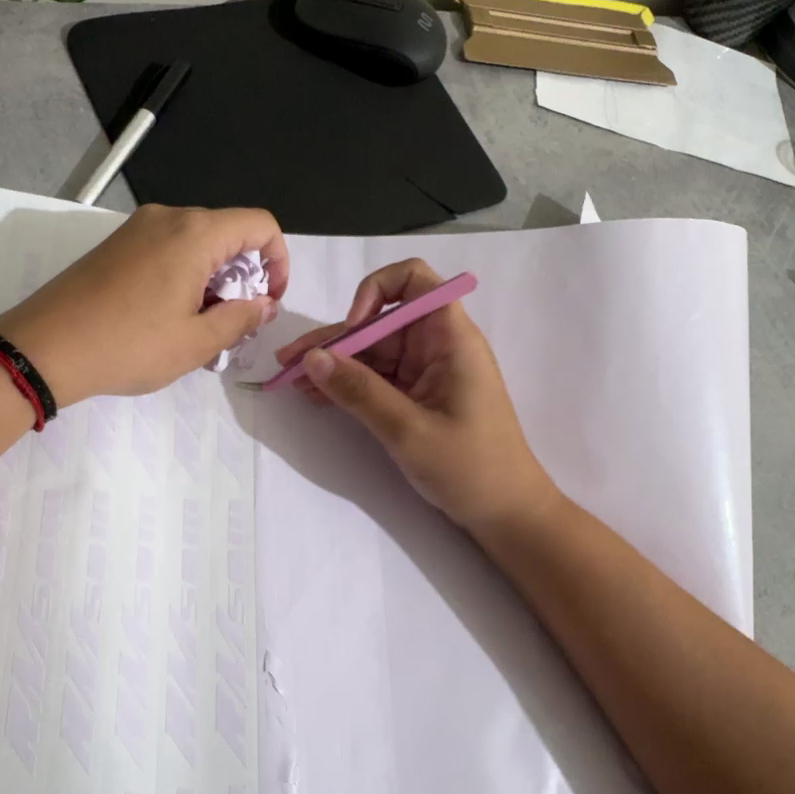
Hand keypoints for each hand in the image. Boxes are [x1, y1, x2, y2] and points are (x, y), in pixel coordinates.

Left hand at [0, 204, 287, 406]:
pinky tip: (168, 317)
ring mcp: (137, 228)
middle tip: (234, 324)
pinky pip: (167, 250)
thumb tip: (264, 305)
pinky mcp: (116, 245)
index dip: (278, 261)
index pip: (260, 224)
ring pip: (196, 244)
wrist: (44, 347)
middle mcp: (167, 218)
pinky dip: (184, 276)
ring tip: (200, 328)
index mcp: (195, 233)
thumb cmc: (129, 345)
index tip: (268, 302)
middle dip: (244, 276)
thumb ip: (240, 318)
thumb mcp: (196, 342)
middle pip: (228, 232)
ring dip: (213, 280)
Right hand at [274, 258, 560, 536]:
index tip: (354, 326)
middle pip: (380, 322)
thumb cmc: (470, 468)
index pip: (414, 280)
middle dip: (335, 339)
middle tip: (287, 362)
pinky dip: (348, 385)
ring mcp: (427, 372)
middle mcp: (437, 345)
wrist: (507, 513)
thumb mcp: (408, 430)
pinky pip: (377, 379)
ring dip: (334, 364)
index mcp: (450, 338)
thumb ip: (359, 391)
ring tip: (291, 382)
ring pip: (373, 352)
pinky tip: (316, 395)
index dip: (377, 291)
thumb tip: (312, 358)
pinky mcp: (418, 397)